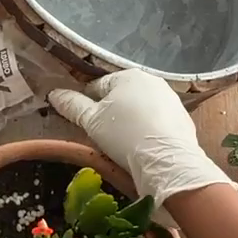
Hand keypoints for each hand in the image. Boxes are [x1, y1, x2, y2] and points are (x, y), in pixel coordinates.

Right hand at [47, 70, 231, 201]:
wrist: (168, 161)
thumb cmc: (124, 136)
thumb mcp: (91, 122)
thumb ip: (72, 105)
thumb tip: (54, 94)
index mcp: (127, 75)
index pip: (97, 85)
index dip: (86, 103)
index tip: (84, 122)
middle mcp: (151, 80)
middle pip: (121, 95)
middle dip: (111, 111)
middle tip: (104, 135)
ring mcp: (170, 99)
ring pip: (141, 108)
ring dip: (131, 120)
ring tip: (125, 143)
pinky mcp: (183, 118)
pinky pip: (158, 121)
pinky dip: (149, 130)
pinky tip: (145, 146)